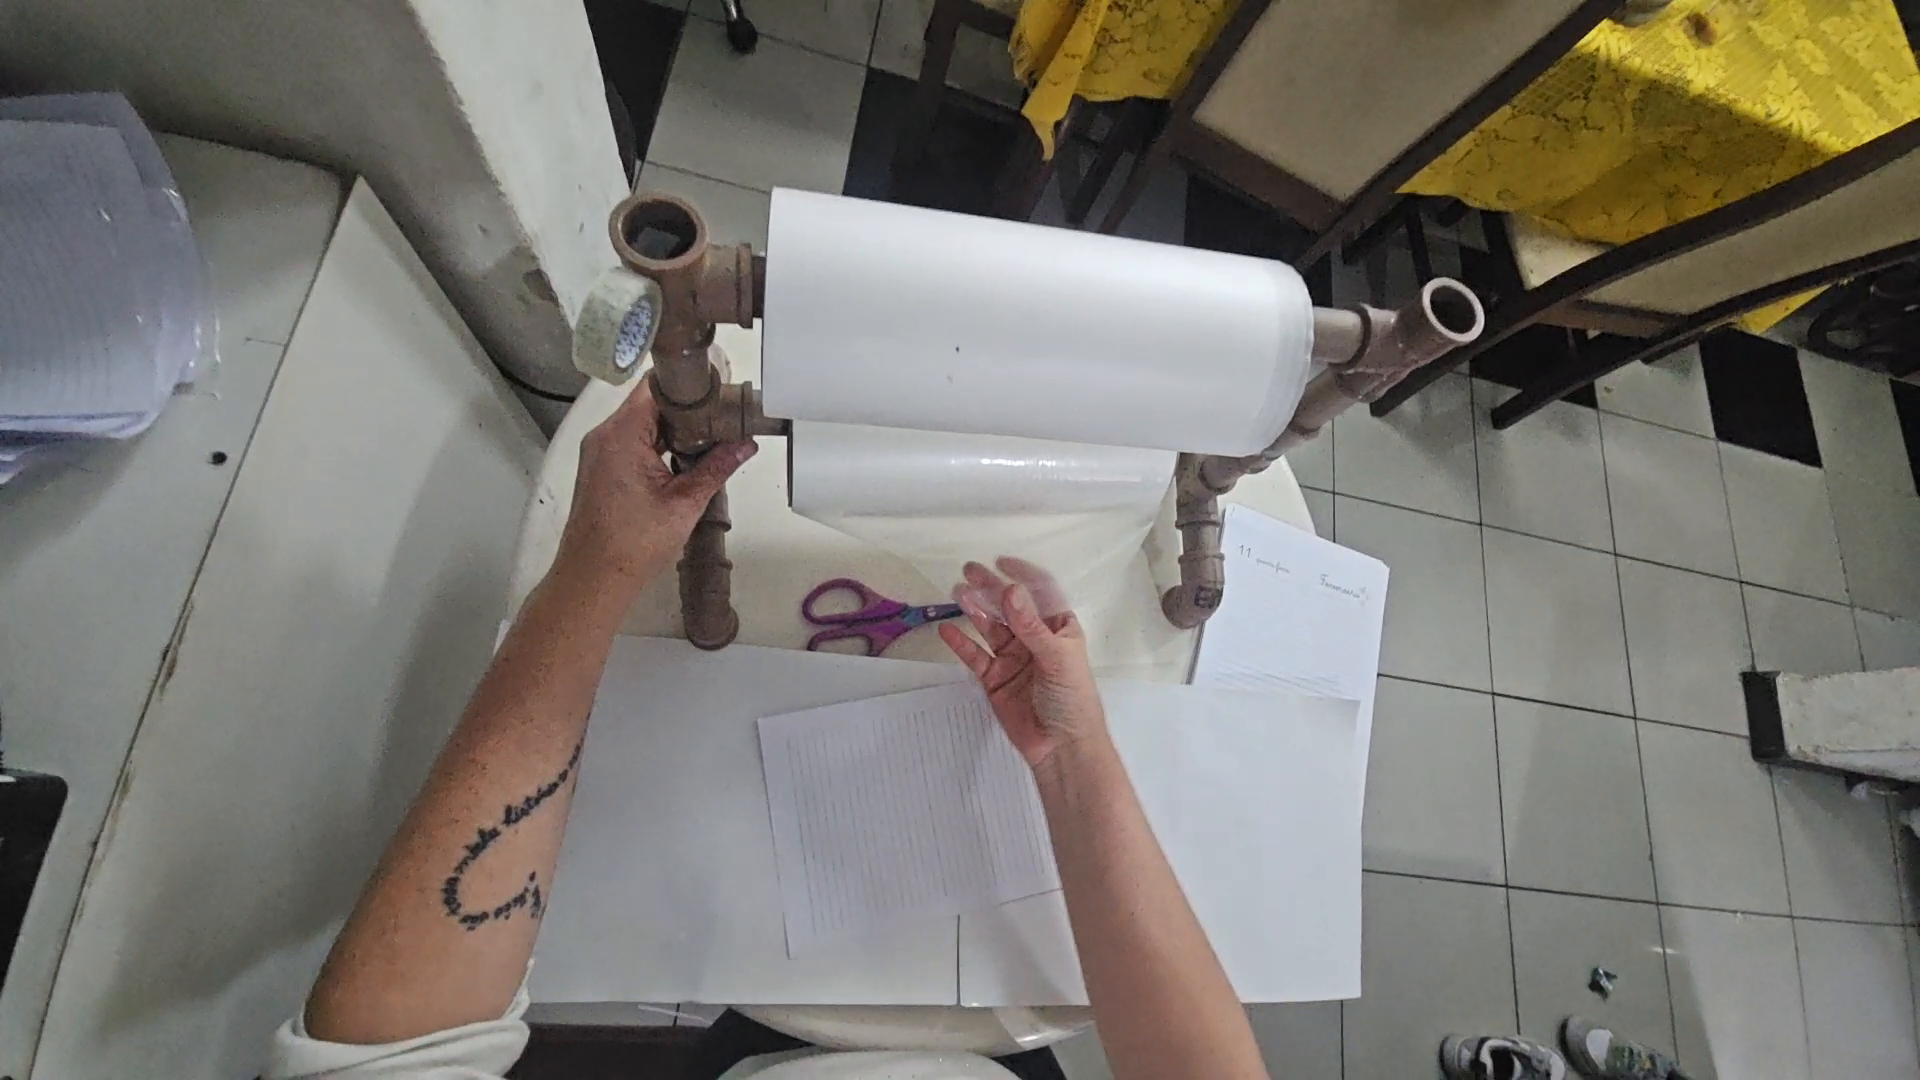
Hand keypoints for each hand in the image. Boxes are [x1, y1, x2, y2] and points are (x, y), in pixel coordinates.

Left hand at [553, 385, 755, 601]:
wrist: (595, 577)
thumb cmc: (634, 543)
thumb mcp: (686, 503)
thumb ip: (717, 468)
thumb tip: (746, 445)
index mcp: (621, 435)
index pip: (655, 388)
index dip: (688, 385)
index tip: (719, 392)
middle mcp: (605, 436)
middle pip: (650, 403)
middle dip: (688, 409)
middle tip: (725, 417)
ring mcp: (601, 452)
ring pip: (643, 423)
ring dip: (675, 429)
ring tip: (712, 437)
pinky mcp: (603, 468)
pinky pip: (634, 442)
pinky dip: (660, 444)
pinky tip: (686, 458)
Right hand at [938, 558, 1105, 767]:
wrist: (1062, 747)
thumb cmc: (1072, 697)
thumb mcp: (1056, 657)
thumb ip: (1030, 625)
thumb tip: (1009, 590)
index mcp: (1059, 627)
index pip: (1040, 592)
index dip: (1022, 575)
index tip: (1001, 562)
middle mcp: (1034, 638)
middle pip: (1009, 606)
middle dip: (990, 587)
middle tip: (968, 570)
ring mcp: (1013, 657)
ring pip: (990, 627)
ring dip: (975, 609)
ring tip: (957, 593)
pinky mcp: (995, 678)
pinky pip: (975, 655)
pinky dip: (961, 643)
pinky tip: (946, 630)